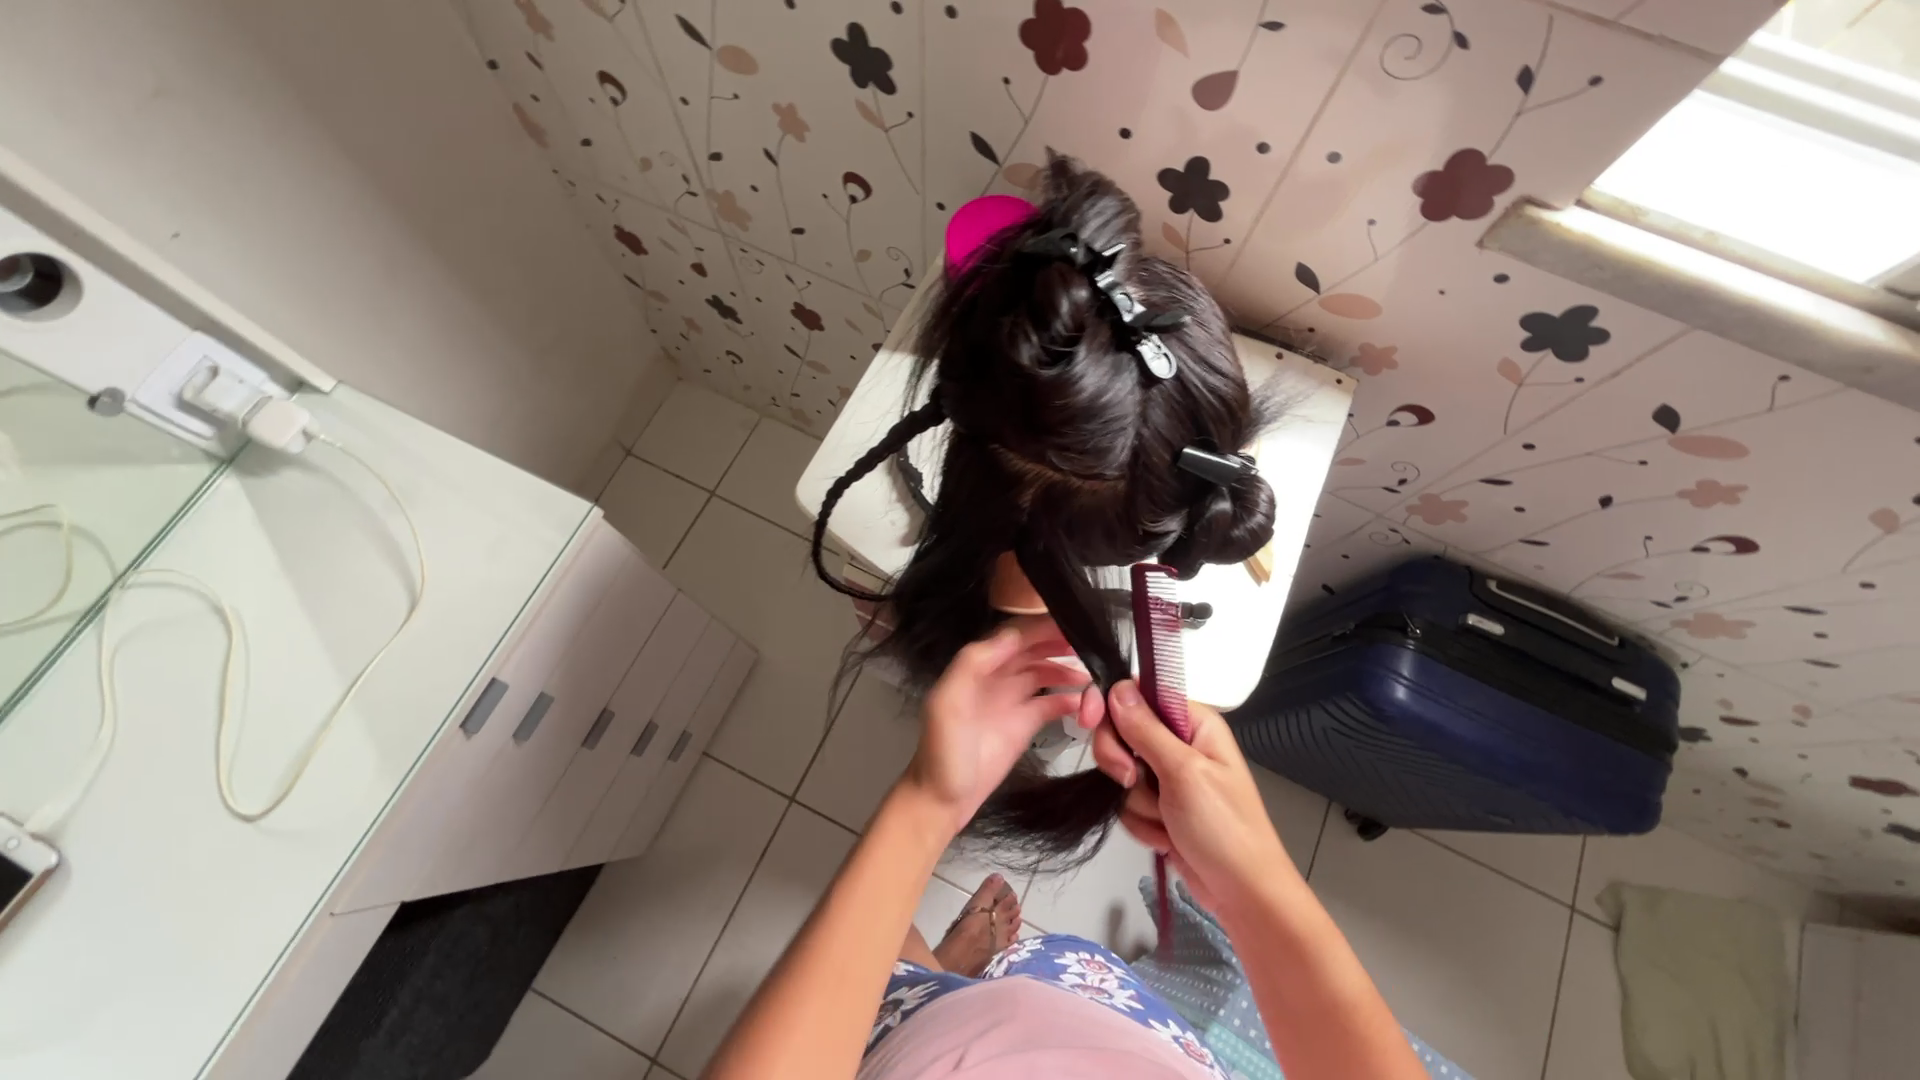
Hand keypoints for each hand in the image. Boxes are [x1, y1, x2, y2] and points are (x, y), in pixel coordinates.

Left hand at [901, 617, 1093, 836]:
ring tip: (1093, 670)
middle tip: (1090, 644)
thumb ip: (973, 664)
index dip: (1040, 626)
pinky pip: (1050, 703)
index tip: (1071, 623)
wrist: (940, 801)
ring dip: (1066, 669)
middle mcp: (995, 678)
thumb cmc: (942, 752)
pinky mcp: (1024, 725)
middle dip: (1058, 643)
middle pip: (1032, 649)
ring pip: (1043, 672)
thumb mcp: (947, 702)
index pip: (1013, 635)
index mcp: (976, 666)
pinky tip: (1085, 702)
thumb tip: (1012, 635)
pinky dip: (1068, 699)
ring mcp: (1011, 701)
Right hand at [1084, 680, 1290, 916]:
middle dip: (1121, 762)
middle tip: (1133, 781)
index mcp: (1192, 722)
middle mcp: (1179, 742)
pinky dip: (1141, 822)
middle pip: (1120, 732)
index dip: (1109, 704)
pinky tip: (1165, 837)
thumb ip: (1146, 729)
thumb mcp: (1184, 773)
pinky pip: (1127, 803)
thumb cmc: (1223, 828)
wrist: (1243, 895)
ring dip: (1136, 801)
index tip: (1088, 722)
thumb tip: (1117, 687)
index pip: (1136, 693)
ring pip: (1120, 772)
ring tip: (1167, 821)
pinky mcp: (1159, 807)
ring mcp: (1168, 777)